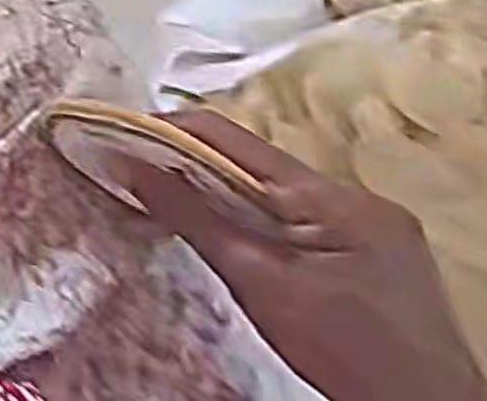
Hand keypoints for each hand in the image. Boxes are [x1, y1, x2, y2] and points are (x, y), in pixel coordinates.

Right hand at [130, 110, 486, 400]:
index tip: (118, 138)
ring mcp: (368, 221)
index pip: (228, 137)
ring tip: (164, 195)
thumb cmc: (343, 356)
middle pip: (246, 158)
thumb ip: (187, 213)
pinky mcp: (369, 246)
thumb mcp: (255, 281)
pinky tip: (218, 225)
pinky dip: (242, 209)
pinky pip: (285, 208)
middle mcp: (356, 196)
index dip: (166, 130)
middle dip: (185, 160)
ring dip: (211, 186)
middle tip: (132, 169)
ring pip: (263, 183)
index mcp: (335, 198)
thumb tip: (123, 161)